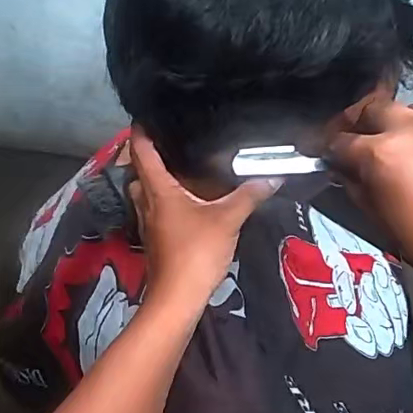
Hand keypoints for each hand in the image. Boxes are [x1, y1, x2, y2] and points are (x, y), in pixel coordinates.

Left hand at [127, 127, 277, 308]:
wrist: (178, 298)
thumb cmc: (196, 252)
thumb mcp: (228, 220)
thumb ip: (249, 195)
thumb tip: (273, 177)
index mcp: (158, 189)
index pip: (141, 150)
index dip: (142, 130)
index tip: (149, 114)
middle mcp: (146, 201)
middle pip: (140, 169)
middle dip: (150, 153)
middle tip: (172, 140)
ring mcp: (149, 222)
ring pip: (146, 191)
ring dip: (157, 178)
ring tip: (181, 166)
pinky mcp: (156, 238)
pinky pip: (157, 209)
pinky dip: (166, 198)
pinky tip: (188, 200)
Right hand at [327, 100, 412, 305]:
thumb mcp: (383, 224)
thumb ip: (358, 188)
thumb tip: (347, 170)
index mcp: (384, 154)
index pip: (340, 140)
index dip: (330, 149)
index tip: (330, 154)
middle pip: (374, 108)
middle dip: (363, 125)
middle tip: (364, 144)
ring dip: (405, 128)